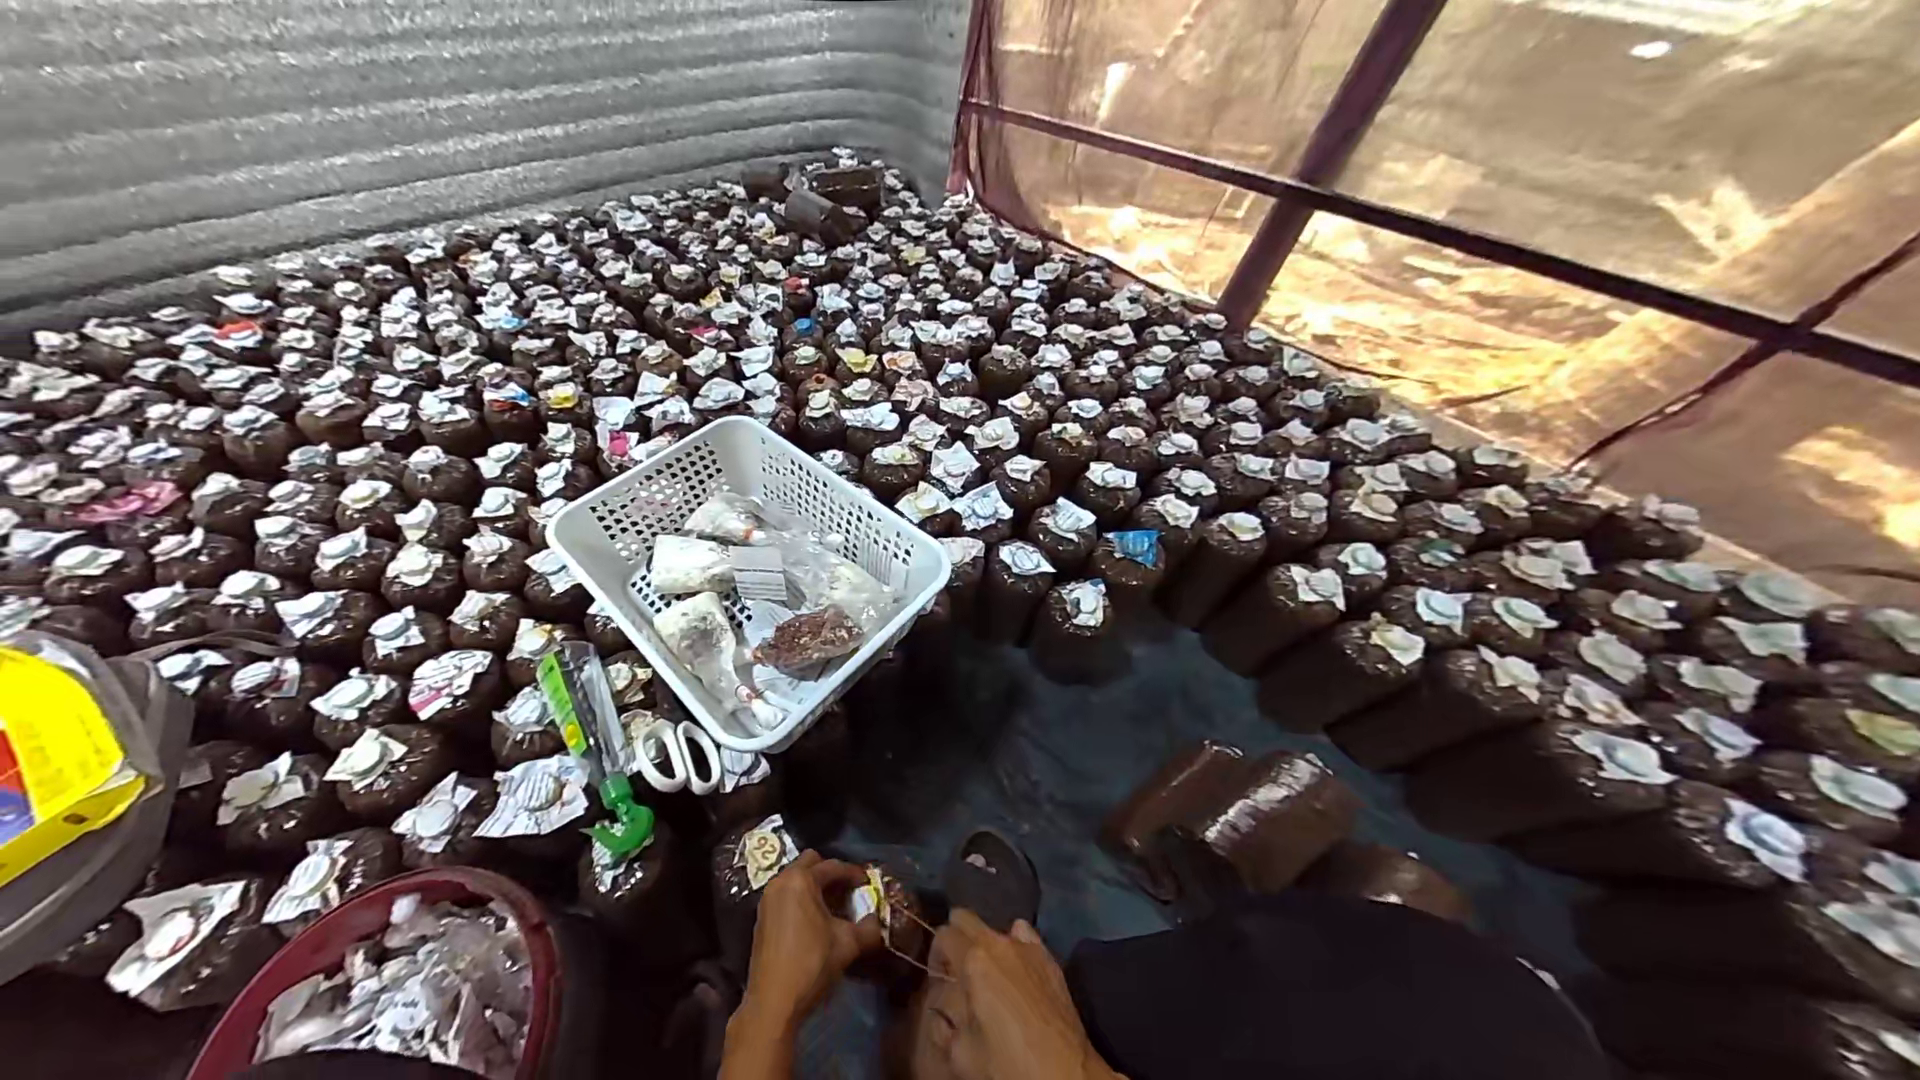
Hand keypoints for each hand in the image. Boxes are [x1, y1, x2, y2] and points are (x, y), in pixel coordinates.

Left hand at [739, 850, 882, 1028]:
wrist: (773, 1004)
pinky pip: (786, 895)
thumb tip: (878, 921)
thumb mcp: (848, 944)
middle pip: (810, 864)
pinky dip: (801, 900)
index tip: (868, 883)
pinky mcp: (761, 918)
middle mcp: (780, 882)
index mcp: (800, 880)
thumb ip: (868, 928)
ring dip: (815, 887)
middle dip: (830, 873)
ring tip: (833, 905)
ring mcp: (767, 900)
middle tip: (847, 890)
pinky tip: (815, 921)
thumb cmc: (812, 963)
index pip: (833, 866)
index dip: (854, 874)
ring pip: (796, 880)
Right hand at [921, 910, 1120, 1079]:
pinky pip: (1024, 935)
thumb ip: (942, 1028)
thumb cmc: (1008, 1063)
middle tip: (958, 970)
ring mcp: (1027, 945)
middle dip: (956, 937)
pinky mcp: (1048, 955)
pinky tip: (1018, 970)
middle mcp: (999, 943)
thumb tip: (938, 1012)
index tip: (939, 977)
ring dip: (987, 944)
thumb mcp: (962, 1056)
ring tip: (990, 973)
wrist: (1064, 1072)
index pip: (944, 934)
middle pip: (966, 917)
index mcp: (974, 960)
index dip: (936, 954)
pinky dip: (1016, 945)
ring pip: (996, 927)